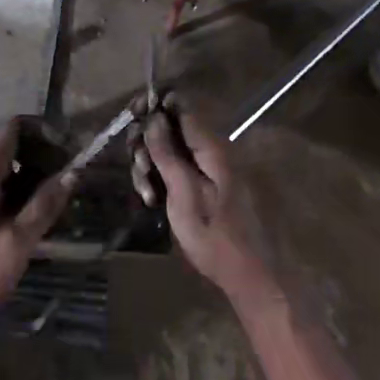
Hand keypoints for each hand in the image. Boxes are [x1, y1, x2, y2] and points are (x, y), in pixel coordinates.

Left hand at [0, 119, 73, 379]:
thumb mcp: (17, 242)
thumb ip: (45, 203)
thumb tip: (74, 171)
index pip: (16, 127)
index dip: (46, 130)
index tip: (72, 146)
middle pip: (16, 143)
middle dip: (47, 152)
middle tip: (76, 171)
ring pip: (12, 165)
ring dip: (39, 172)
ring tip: (68, 189)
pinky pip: (5, 184)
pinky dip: (25, 189)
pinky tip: (46, 207)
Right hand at [132, 103, 277, 306]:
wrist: (246, 273)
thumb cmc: (215, 235)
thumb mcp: (184, 193)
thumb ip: (168, 153)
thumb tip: (154, 116)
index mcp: (210, 146)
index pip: (180, 108)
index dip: (154, 106)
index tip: (132, 117)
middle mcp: (210, 151)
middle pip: (171, 129)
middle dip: (148, 143)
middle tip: (140, 168)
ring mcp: (207, 169)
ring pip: (169, 151)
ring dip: (151, 166)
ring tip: (147, 194)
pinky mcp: (202, 186)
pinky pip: (176, 170)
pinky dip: (161, 180)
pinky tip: (151, 201)